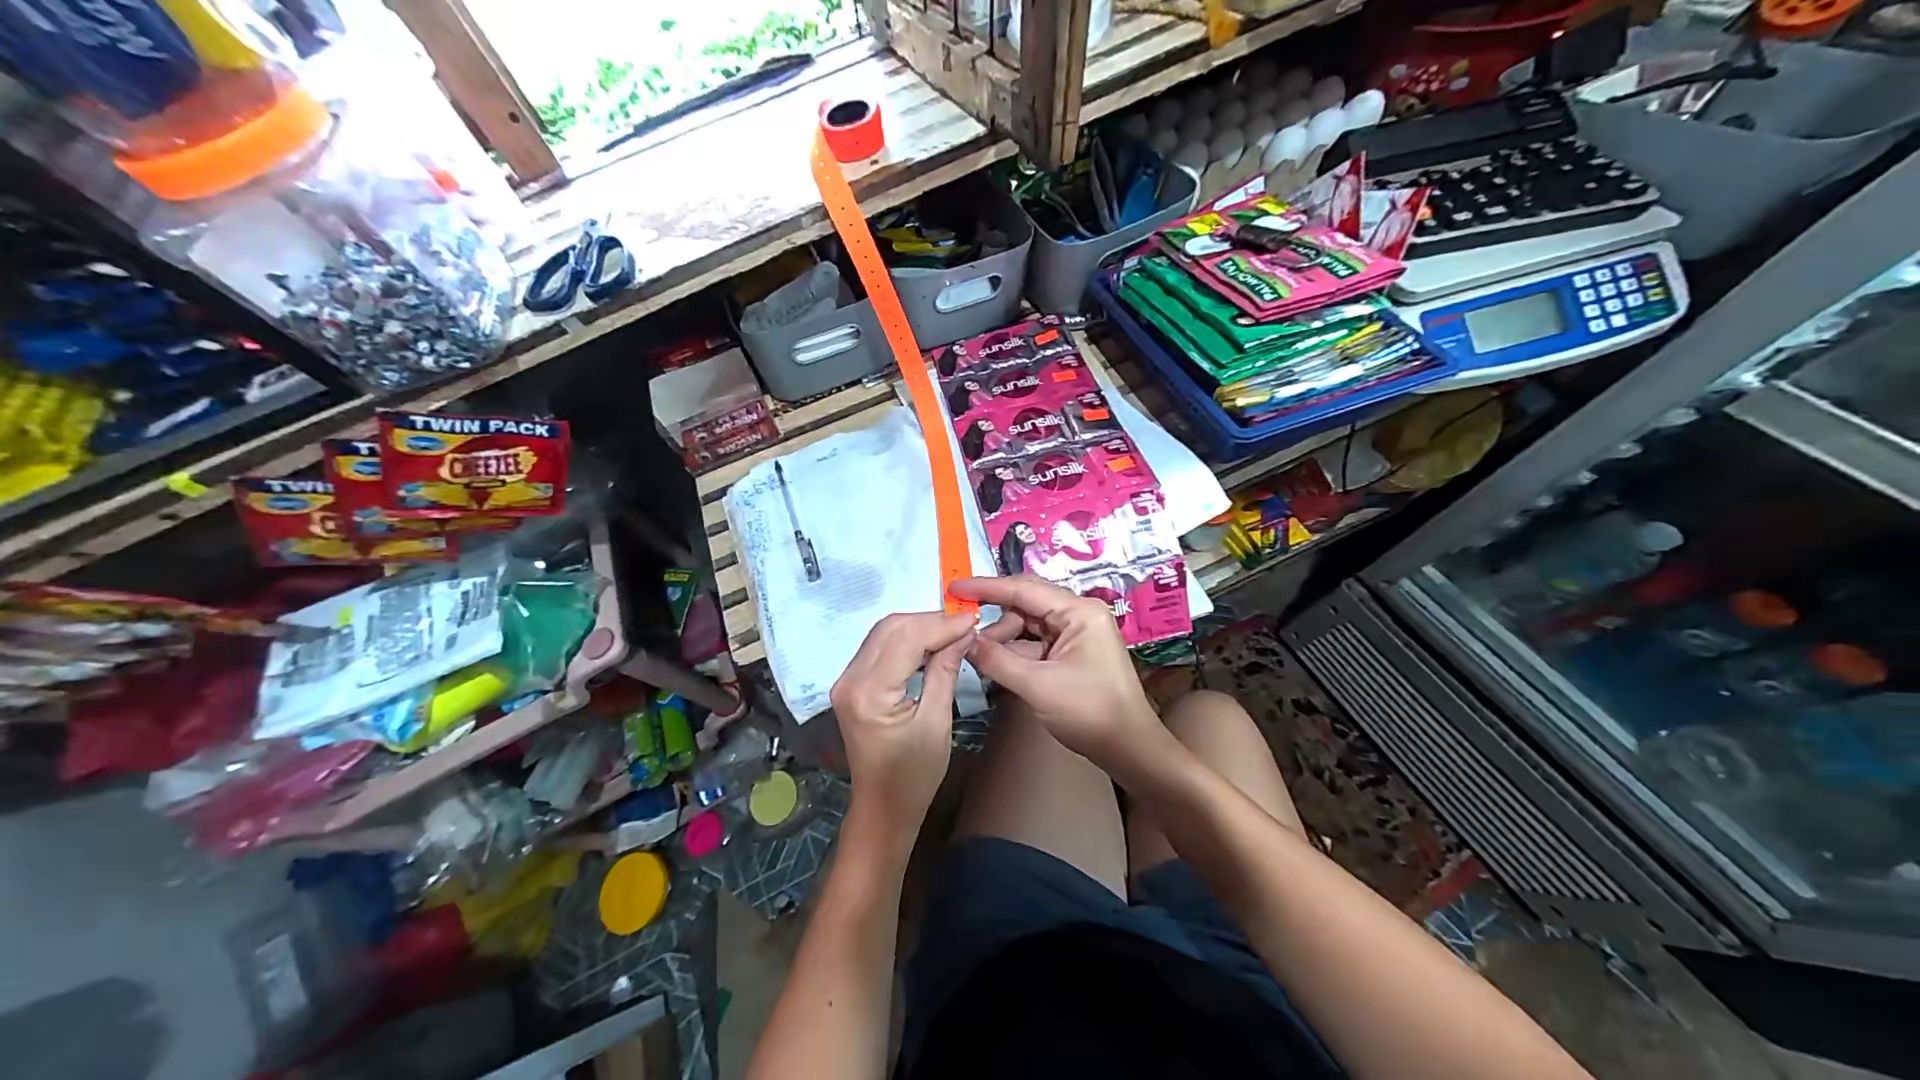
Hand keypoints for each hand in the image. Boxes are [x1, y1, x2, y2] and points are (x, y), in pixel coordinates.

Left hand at [830, 611, 975, 835]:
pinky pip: (878, 646)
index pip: (907, 638)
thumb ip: (946, 670)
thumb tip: (963, 633)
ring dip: (918, 626)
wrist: (883, 807)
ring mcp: (845, 680)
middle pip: (891, 628)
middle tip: (965, 626)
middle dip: (930, 621)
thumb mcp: (937, 722)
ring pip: (883, 632)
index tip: (972, 619)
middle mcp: (850, 680)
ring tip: (953, 633)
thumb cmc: (914, 775)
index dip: (942, 625)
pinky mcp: (850, 683)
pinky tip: (930, 643)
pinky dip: (906, 638)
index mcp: (870, 693)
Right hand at [950, 576, 1167, 774]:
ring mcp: (1077, 634)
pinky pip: (1036, 644)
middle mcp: (1079, 615)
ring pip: (1028, 626)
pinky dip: (1016, 653)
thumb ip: (996, 660)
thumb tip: (964, 640)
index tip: (954, 589)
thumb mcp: (1037, 686)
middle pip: (1025, 606)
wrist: (1129, 749)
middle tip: (965, 637)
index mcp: (1078, 612)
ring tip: (981, 659)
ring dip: (1004, 641)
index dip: (985, 588)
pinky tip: (996, 665)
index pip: (1024, 589)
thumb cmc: (1090, 712)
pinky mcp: (1073, 653)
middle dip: (995, 621)